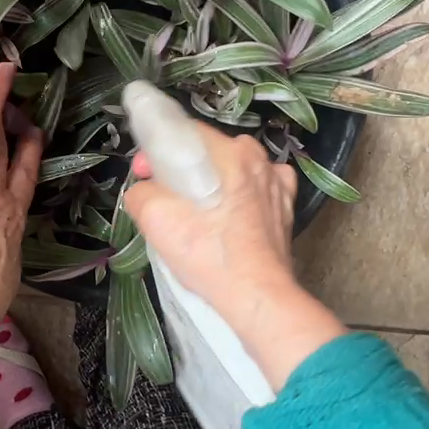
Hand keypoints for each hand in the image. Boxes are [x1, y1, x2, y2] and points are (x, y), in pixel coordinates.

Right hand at [125, 124, 345, 388]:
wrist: (256, 296)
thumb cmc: (206, 253)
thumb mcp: (154, 218)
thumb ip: (140, 191)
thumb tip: (144, 189)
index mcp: (227, 150)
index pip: (183, 132)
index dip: (157, 152)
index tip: (144, 175)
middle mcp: (257, 157)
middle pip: (208, 151)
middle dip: (182, 169)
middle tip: (165, 197)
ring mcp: (277, 181)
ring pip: (232, 169)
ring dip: (212, 182)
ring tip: (198, 212)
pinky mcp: (287, 205)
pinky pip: (257, 188)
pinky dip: (241, 195)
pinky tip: (231, 214)